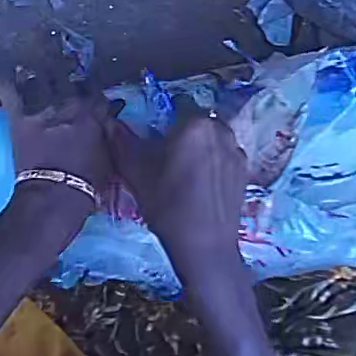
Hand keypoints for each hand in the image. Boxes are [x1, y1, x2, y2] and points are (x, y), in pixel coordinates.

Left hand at [0, 71, 116, 223]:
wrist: (55, 194)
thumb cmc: (87, 185)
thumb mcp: (107, 159)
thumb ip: (107, 136)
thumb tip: (107, 123)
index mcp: (95, 114)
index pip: (99, 96)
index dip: (97, 97)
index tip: (98, 100)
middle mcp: (70, 103)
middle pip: (73, 83)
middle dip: (74, 82)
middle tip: (71, 83)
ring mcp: (44, 107)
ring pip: (44, 80)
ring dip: (45, 75)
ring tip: (42, 69)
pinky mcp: (20, 116)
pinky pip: (9, 90)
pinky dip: (2, 80)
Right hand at [104, 95, 247, 283]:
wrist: (205, 247)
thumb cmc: (168, 206)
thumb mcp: (138, 175)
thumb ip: (123, 144)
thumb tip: (110, 124)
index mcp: (195, 124)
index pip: (175, 108)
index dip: (162, 126)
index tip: (154, 146)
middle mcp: (221, 130)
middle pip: (196, 124)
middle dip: (182, 137)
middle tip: (166, 163)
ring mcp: (237, 151)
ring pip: (212, 141)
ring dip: (199, 151)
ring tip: (184, 178)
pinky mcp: (245, 172)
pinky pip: (224, 158)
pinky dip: (213, 166)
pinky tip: (201, 189)